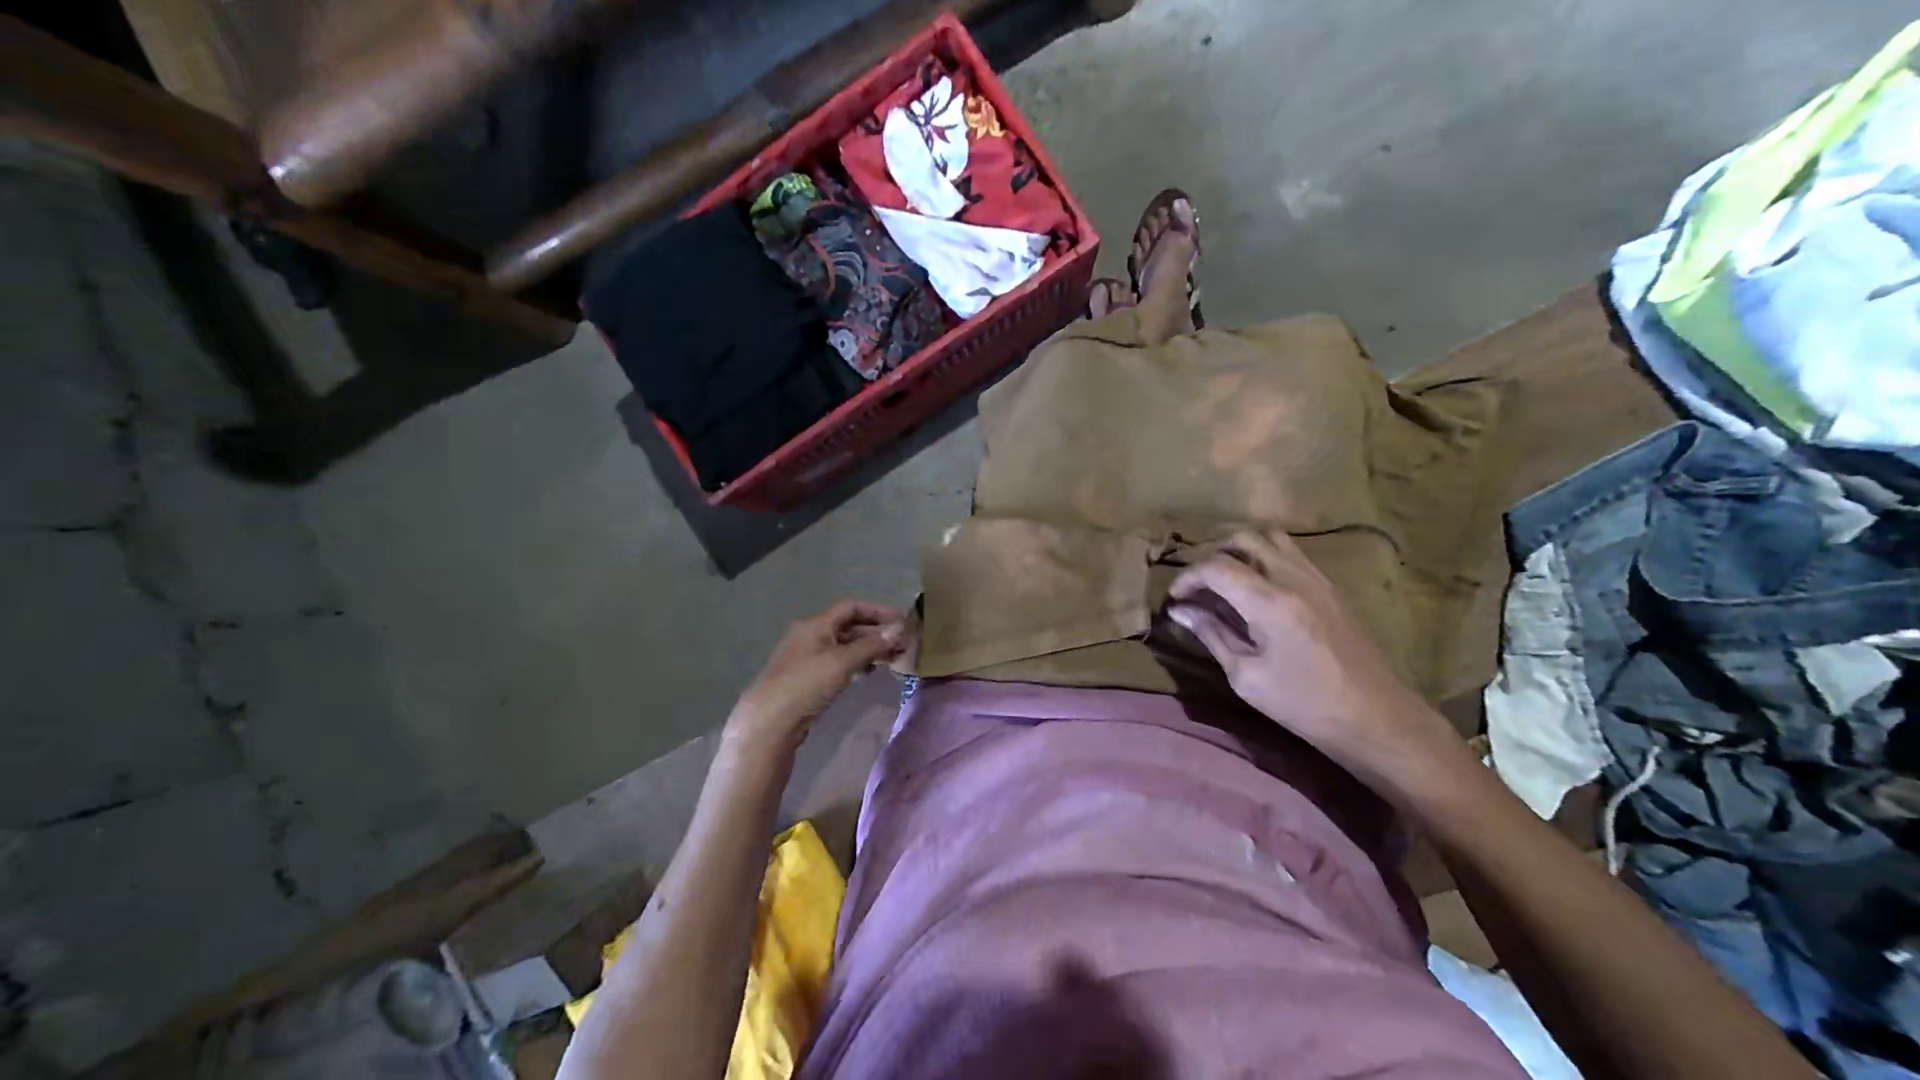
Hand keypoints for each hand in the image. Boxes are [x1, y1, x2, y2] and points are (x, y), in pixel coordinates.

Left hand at [726, 601, 908, 749]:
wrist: (770, 722)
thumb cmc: (806, 684)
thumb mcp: (842, 661)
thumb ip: (871, 645)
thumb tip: (899, 630)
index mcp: (815, 625)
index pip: (851, 607)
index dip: (877, 611)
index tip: (902, 621)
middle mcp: (811, 636)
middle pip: (849, 627)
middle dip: (877, 633)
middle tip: (903, 644)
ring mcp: (809, 658)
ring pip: (845, 646)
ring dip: (869, 649)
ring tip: (893, 658)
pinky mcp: (810, 678)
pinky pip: (839, 663)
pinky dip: (857, 663)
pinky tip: (870, 672)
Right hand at [1167, 532, 1461, 787]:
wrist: (1375, 718)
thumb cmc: (1304, 705)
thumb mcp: (1247, 677)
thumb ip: (1212, 635)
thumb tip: (1180, 611)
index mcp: (1270, 602)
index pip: (1216, 567)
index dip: (1187, 577)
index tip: (1175, 598)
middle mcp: (1294, 579)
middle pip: (1244, 539)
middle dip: (1212, 555)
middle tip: (1199, 585)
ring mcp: (1317, 579)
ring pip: (1271, 539)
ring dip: (1241, 551)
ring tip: (1227, 579)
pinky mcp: (1331, 588)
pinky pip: (1292, 554)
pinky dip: (1266, 559)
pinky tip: (1258, 588)